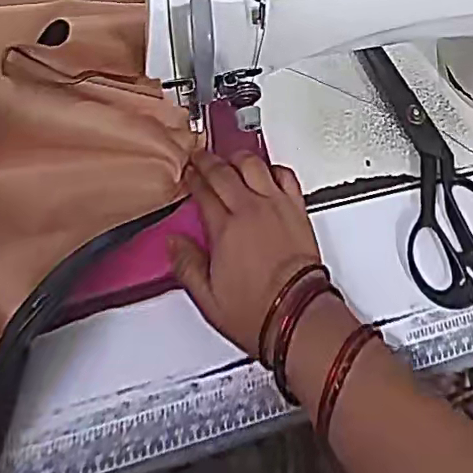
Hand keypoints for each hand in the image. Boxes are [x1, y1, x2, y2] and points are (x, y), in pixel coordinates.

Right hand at [167, 148, 320, 356]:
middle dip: (208, 161)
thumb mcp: (208, 298)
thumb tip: (175, 244)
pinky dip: (274, 168)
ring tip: (231, 159)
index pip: (203, 191)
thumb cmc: (258, 310)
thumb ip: (187, 265)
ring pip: (253, 165)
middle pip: (223, 171)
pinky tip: (268, 171)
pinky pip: (285, 175)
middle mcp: (250, 210)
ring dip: (238, 158)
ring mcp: (275, 205)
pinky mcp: (296, 208)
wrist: (297, 314)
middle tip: (201, 158)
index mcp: (225, 229)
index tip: (189, 174)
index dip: (193, 179)